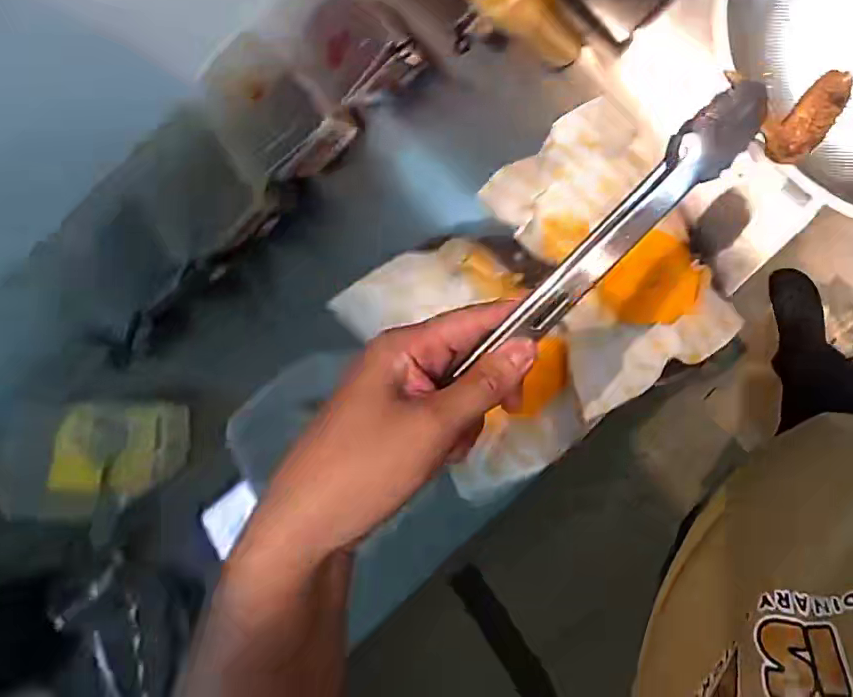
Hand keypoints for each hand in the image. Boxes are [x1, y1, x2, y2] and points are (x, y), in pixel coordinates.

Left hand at [243, 302, 535, 565]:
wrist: (300, 536)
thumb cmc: (365, 469)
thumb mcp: (434, 426)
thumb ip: (484, 384)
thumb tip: (529, 345)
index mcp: (403, 346)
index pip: (470, 319)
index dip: (511, 317)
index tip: (552, 320)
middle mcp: (401, 359)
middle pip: (468, 353)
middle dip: (489, 383)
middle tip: (512, 408)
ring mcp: (396, 389)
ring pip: (460, 385)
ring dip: (469, 414)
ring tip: (452, 448)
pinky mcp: (395, 418)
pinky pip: (442, 409)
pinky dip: (452, 429)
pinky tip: (440, 456)